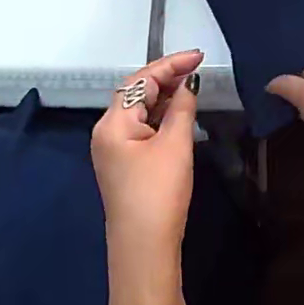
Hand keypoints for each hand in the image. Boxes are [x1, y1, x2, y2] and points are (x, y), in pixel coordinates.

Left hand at [93, 49, 203, 256]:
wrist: (144, 248)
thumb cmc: (159, 194)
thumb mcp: (175, 147)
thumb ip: (182, 109)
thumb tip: (188, 84)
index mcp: (112, 123)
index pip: (140, 81)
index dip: (170, 65)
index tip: (198, 56)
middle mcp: (106, 131)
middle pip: (135, 92)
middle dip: (165, 77)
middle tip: (196, 68)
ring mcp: (112, 148)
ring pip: (138, 110)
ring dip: (163, 96)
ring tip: (191, 84)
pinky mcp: (122, 163)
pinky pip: (140, 127)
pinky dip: (159, 116)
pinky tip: (178, 113)